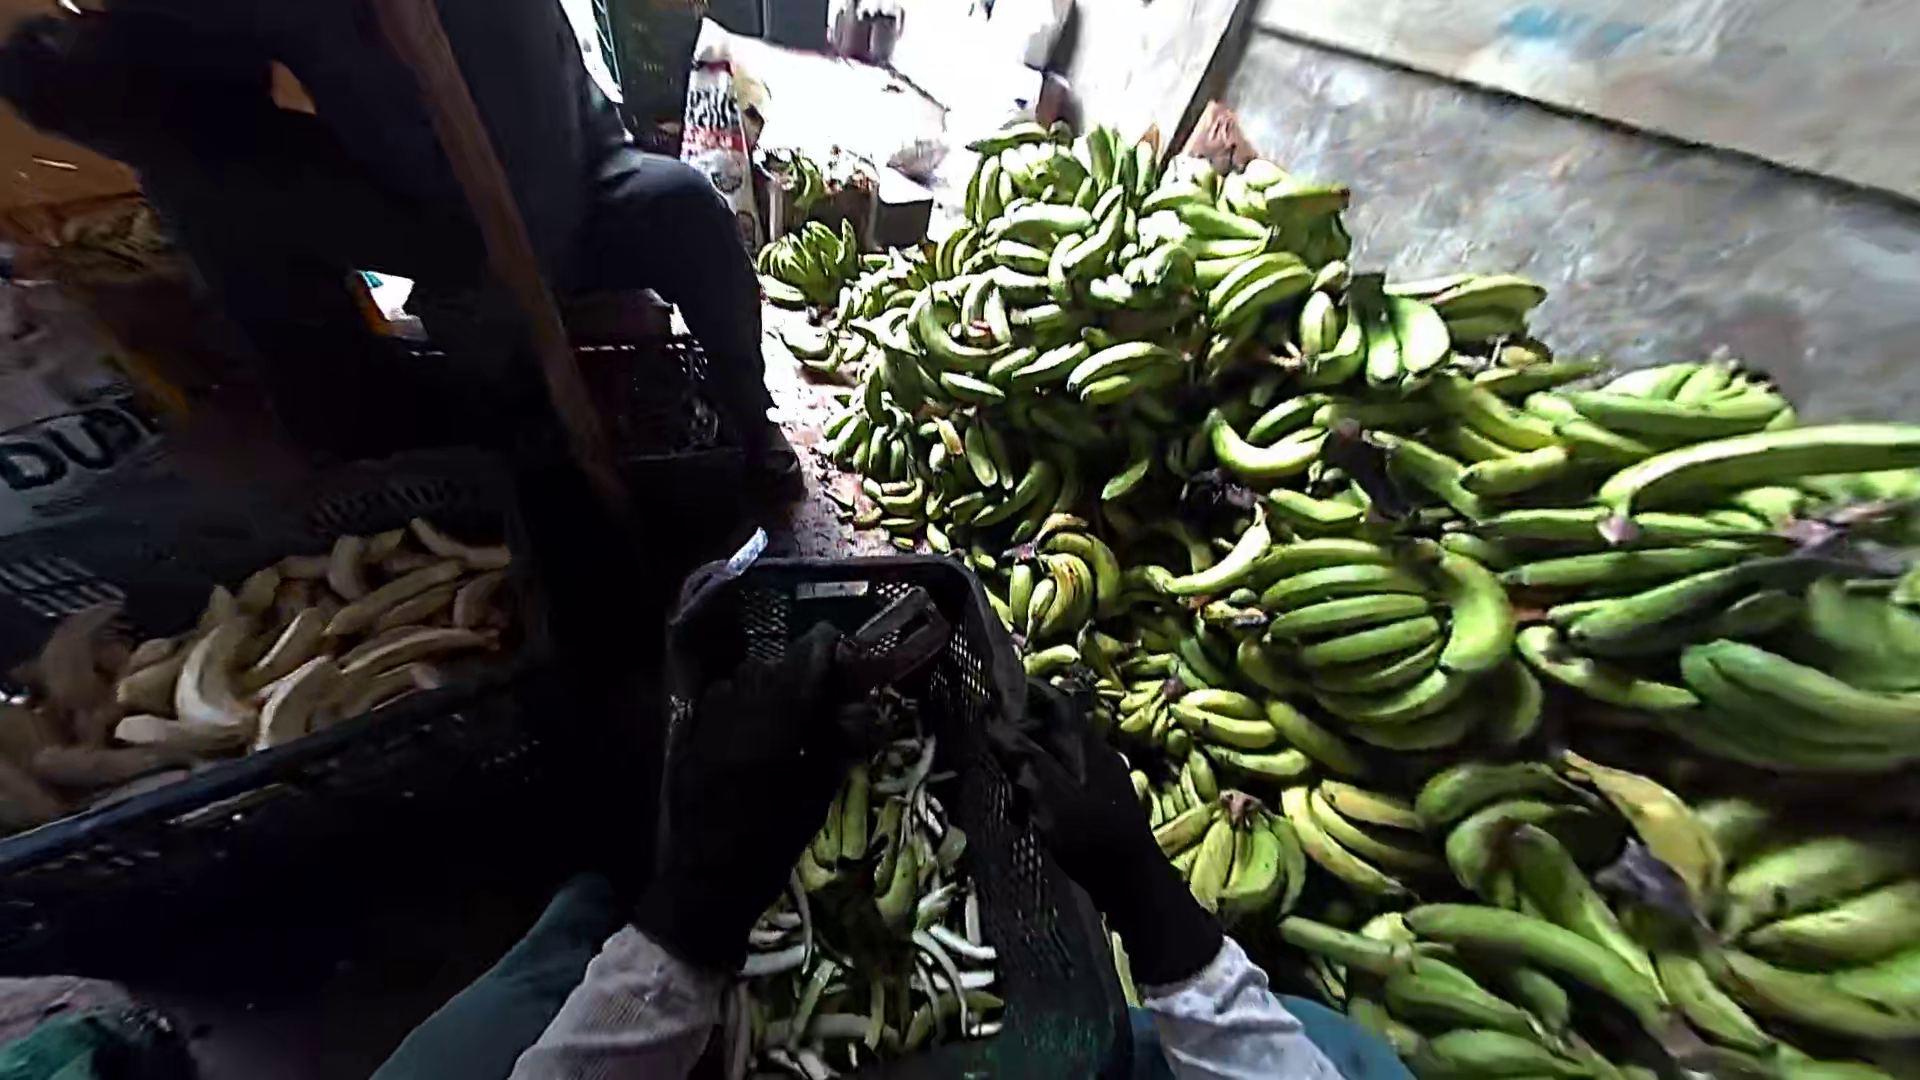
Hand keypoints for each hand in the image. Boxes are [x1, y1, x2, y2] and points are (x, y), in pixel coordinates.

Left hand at [634, 622, 857, 971]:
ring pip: (744, 677)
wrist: (708, 875)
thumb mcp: (820, 789)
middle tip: (812, 693)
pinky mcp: (691, 732)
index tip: (840, 650)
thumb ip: (841, 741)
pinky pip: (719, 699)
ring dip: (766, 685)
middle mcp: (746, 702)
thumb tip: (861, 710)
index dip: (828, 647)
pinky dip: (737, 703)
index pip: (809, 654)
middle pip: (776, 662)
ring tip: (777, 709)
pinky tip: (744, 728)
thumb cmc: (775, 834)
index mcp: (784, 713)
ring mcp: (713, 715)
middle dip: (797, 670)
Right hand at [988, 679, 1220, 985]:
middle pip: (1049, 731)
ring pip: (1053, 760)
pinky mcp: (1099, 803)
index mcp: (1084, 742)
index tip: (995, 697)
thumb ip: (1020, 754)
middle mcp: (1094, 752)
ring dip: (1028, 774)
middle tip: (995, 761)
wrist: (1136, 890)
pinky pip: (1061, 784)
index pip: (1054, 700)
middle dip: (1019, 742)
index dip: (1025, 693)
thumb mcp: (1048, 793)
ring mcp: (1099, 778)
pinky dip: (1041, 794)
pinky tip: (1031, 820)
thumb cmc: (1090, 836)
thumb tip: (990, 715)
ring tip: (1013, 803)